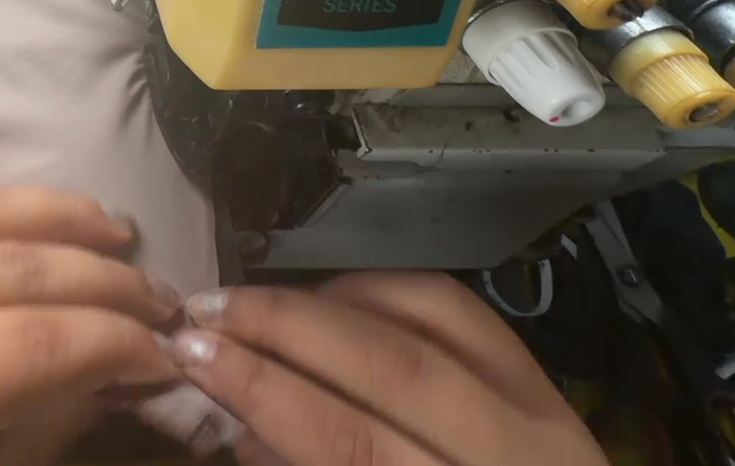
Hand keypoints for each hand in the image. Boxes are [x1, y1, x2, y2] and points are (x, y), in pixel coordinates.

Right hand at [166, 273, 606, 465]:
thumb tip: (225, 407)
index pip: (352, 443)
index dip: (264, 388)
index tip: (190, 348)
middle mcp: (518, 457)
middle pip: (391, 365)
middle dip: (283, 324)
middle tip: (206, 306)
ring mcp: (543, 411)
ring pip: (424, 317)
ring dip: (322, 299)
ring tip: (256, 302)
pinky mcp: (539, 376)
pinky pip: (449, 303)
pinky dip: (375, 286)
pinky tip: (328, 296)